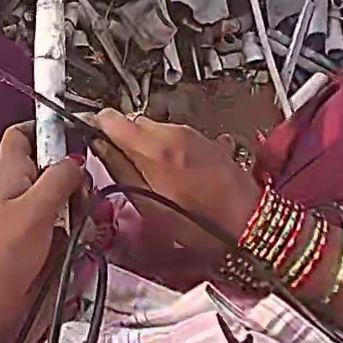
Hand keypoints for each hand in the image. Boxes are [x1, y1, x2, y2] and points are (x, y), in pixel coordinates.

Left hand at [0, 125, 86, 340]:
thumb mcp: (35, 212)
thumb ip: (58, 181)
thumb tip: (76, 160)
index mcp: (9, 175)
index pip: (21, 135)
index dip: (45, 128)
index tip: (75, 136)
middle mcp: (14, 193)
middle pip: (47, 170)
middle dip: (72, 177)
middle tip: (88, 195)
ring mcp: (20, 221)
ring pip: (55, 201)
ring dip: (76, 208)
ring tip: (89, 223)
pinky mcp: (28, 248)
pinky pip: (56, 229)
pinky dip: (71, 233)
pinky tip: (80, 246)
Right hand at [90, 111, 261, 259]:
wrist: (249, 224)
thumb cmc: (199, 224)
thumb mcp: (148, 205)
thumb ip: (119, 169)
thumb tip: (99, 147)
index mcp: (154, 148)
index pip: (111, 118)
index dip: (97, 126)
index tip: (92, 137)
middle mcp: (172, 132)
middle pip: (132, 120)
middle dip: (122, 137)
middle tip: (122, 164)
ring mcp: (190, 132)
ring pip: (152, 127)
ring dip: (145, 143)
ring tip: (151, 173)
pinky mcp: (203, 137)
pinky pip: (171, 134)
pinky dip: (164, 145)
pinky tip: (171, 170)